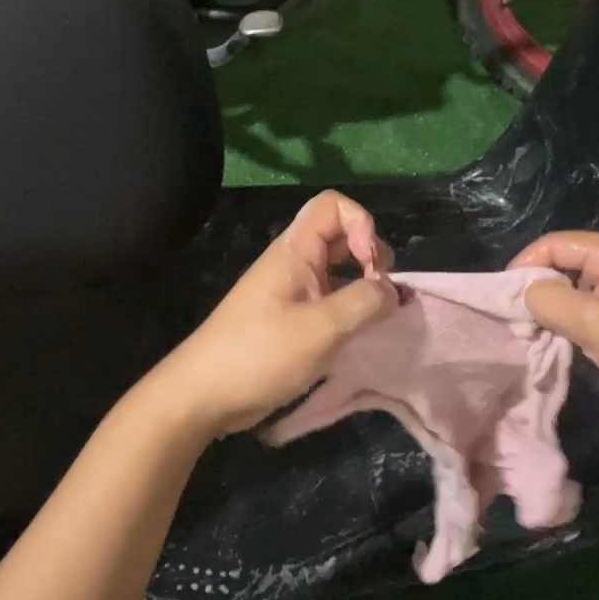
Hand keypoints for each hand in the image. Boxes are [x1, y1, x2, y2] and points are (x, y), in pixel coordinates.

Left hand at [149, 191, 397, 436]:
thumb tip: (394, 291)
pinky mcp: (292, 318)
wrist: (204, 394)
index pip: (334, 205)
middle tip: (380, 293)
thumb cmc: (260, 354)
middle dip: (370, 255)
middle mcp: (294, 262)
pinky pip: (330, 299)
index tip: (371, 265)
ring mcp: (292, 290)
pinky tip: (359, 335)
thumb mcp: (320, 329)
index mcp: (294, 250)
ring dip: (363, 286)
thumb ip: (363, 303)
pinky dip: (350, 309)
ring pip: (338, 269)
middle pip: (340, 235)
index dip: (362, 224)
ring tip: (376, 316)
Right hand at [511, 232, 598, 425]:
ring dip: (558, 308)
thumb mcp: (593, 323)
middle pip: (565, 262)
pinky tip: (568, 341)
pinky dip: (576, 320)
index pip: (555, 243)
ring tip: (540, 332)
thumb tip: (524, 293)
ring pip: (578, 287)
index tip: (505, 297)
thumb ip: (548, 301)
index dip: (525, 265)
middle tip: (519, 318)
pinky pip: (594, 306)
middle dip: (540, 288)